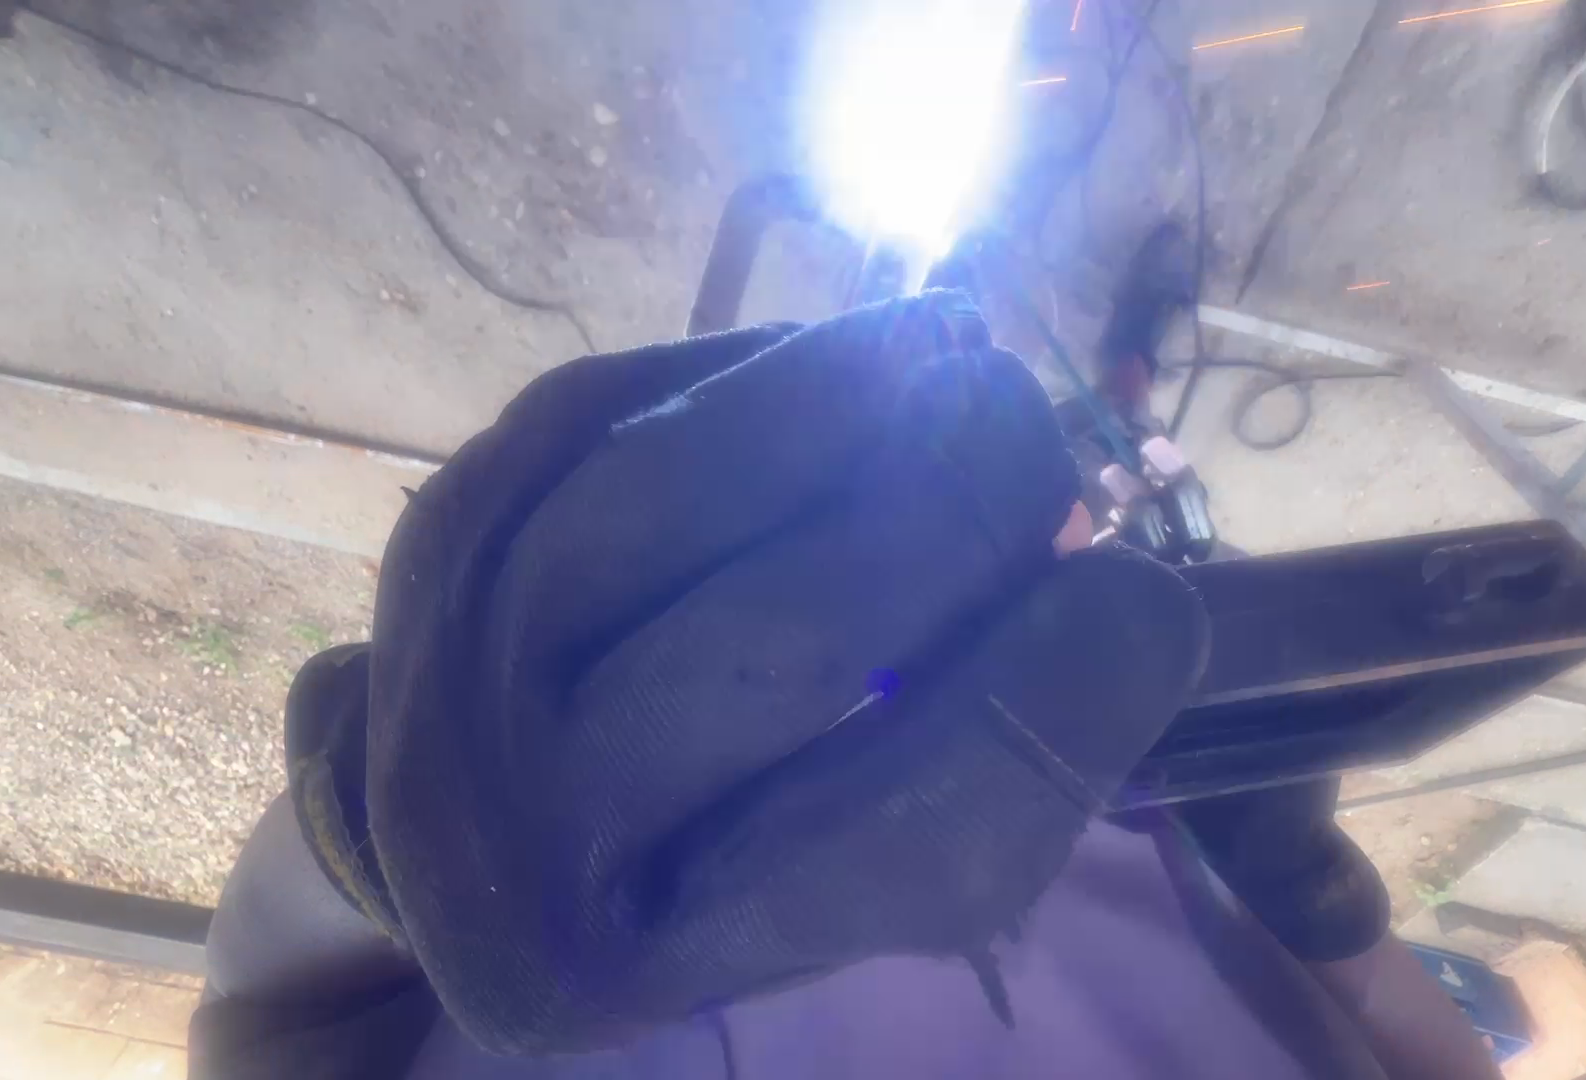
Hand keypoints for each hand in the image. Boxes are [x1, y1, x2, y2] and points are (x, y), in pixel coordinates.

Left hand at [316, 295, 1209, 1053]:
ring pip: (665, 490)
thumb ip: (1012, 759)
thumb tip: (1122, 608)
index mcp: (690, 955)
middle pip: (791, 638)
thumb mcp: (883, 856)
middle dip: (958, 502)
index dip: (1063, 692)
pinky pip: (583, 414)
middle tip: (1037, 425)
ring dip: (839, 399)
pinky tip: (831, 355)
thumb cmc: (728, 842)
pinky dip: (731, 365)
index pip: (921, 827)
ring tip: (947, 349)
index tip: (1149, 593)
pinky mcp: (436, 550)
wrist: (518, 814)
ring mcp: (454, 687)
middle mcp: (536, 856)